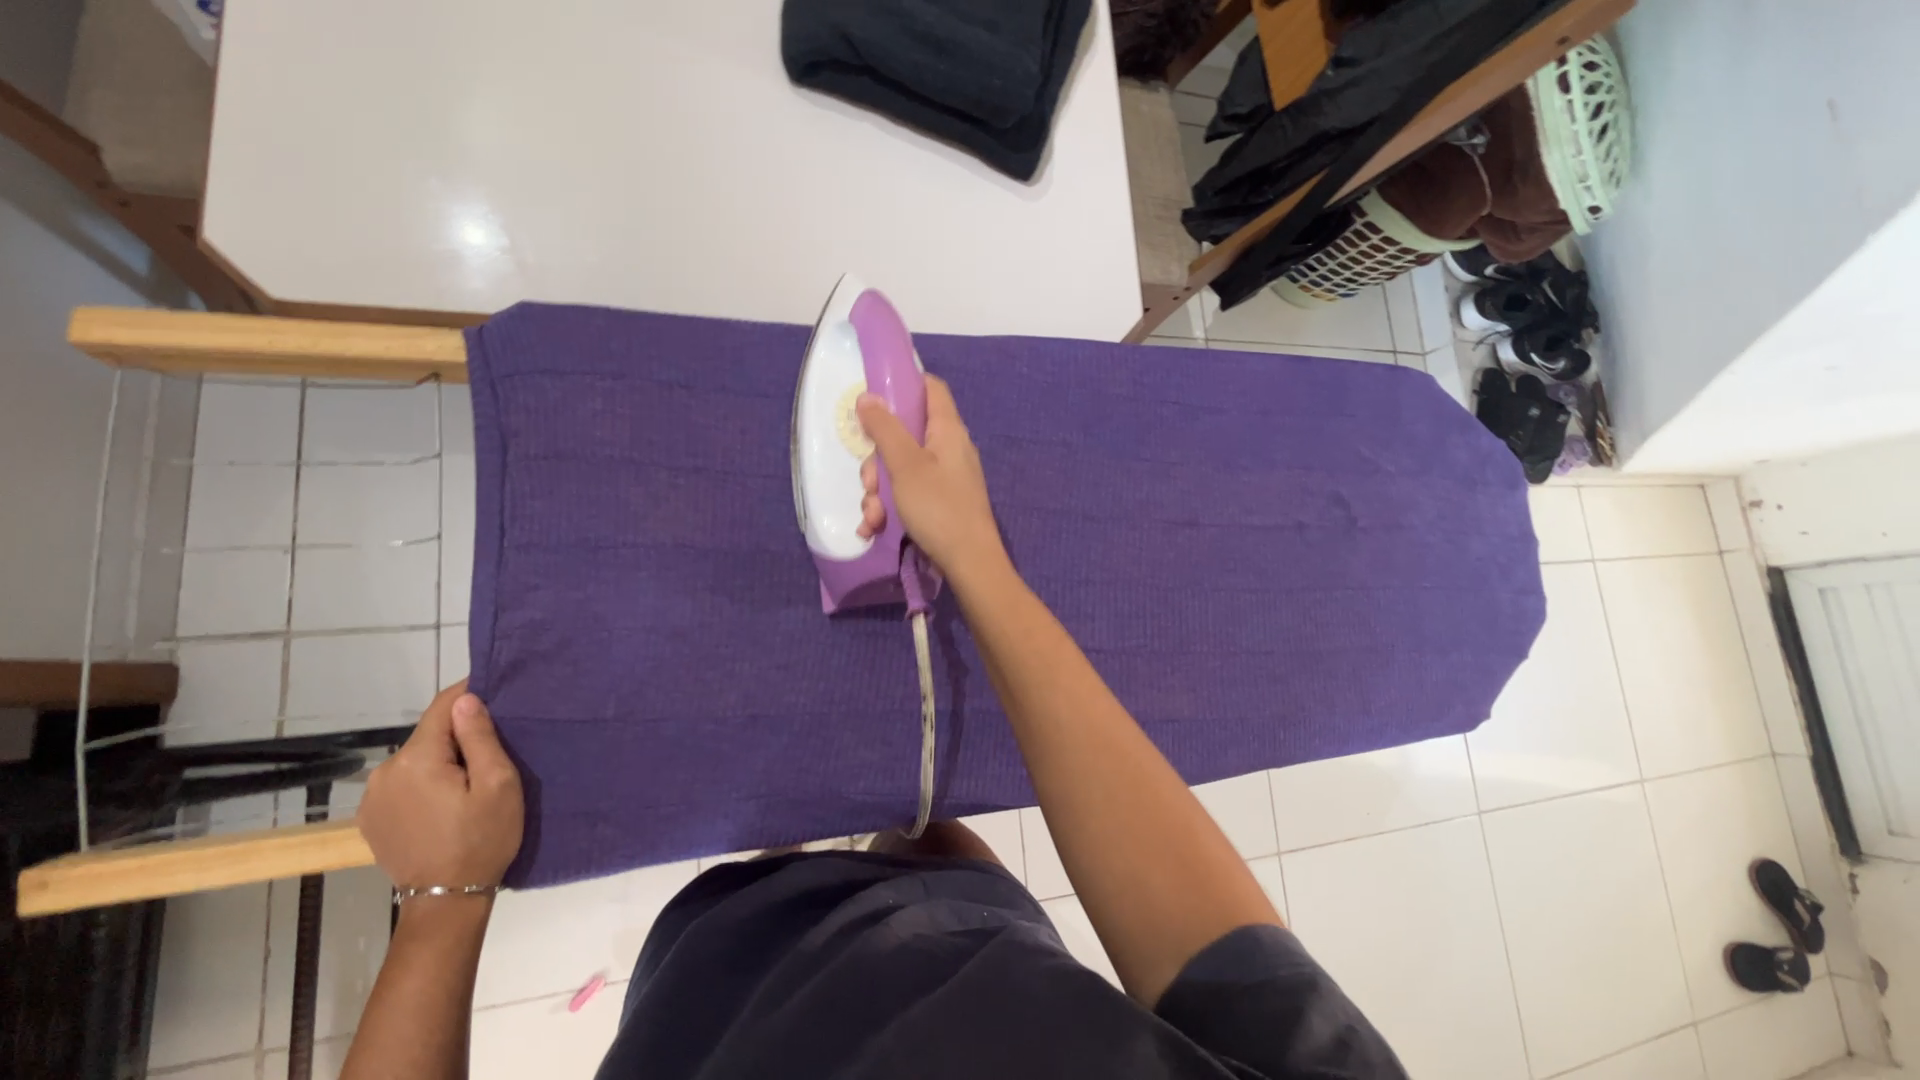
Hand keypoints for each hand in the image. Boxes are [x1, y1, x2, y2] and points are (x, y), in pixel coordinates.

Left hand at [358, 681, 523, 888]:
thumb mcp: (498, 785)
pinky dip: (424, 784)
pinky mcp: (371, 818)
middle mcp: (385, 771)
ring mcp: (372, 797)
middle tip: (493, 751)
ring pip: (416, 760)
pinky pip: (403, 784)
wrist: (446, 901)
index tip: (495, 690)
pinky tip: (444, 804)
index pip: (442, 707)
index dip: (468, 693)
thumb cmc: (482, 840)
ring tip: (469, 782)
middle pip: (429, 735)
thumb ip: (480, 738)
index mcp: (417, 759)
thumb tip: (466, 699)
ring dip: (441, 762)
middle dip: (459, 736)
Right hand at [854, 375, 1010, 585]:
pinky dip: (889, 510)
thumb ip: (885, 429)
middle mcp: (948, 449)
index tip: (875, 396)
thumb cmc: (938, 508)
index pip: (931, 388)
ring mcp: (945, 478)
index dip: (904, 384)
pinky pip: (907, 496)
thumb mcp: (904, 466)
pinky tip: (874, 529)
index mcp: (947, 430)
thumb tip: (869, 396)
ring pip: (899, 470)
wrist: (969, 563)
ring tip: (874, 518)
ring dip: (878, 493)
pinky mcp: (939, 504)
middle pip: (904, 435)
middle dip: (877, 461)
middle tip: (870, 483)